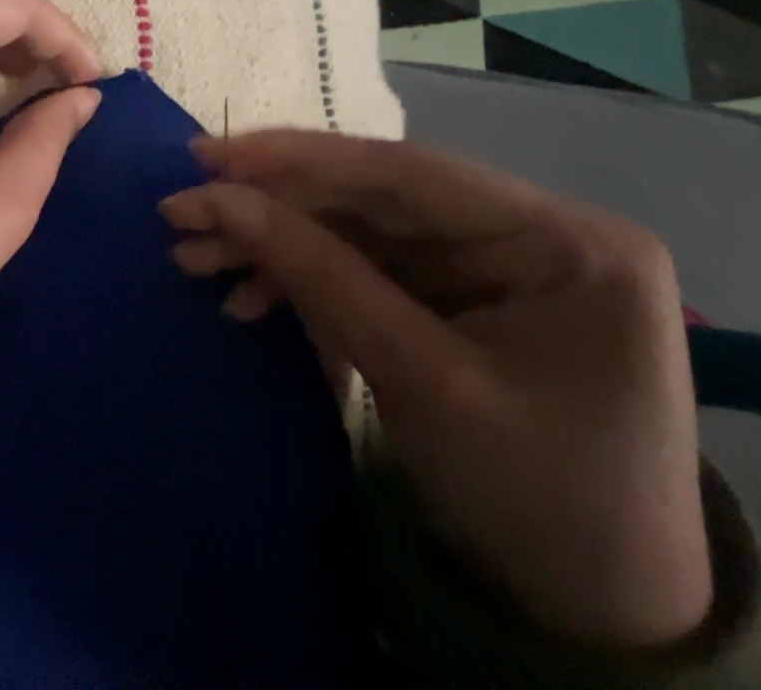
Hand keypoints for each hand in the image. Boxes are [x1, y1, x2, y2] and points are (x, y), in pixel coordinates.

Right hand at [159, 132, 710, 648]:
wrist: (580, 600)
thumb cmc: (527, 489)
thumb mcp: (417, 375)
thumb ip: (318, 276)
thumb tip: (216, 199)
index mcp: (566, 241)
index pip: (407, 173)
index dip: (295, 160)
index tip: (202, 160)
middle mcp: (533, 237)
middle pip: (376, 201)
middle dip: (273, 210)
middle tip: (180, 219)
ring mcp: (493, 272)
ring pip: (358, 235)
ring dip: (274, 248)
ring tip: (195, 263)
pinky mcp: (456, 306)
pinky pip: (364, 275)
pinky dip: (301, 285)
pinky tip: (247, 302)